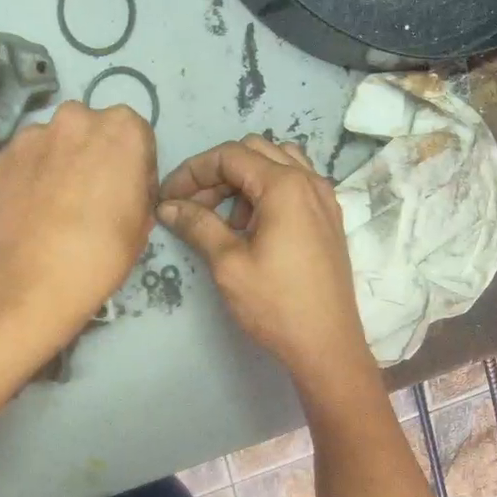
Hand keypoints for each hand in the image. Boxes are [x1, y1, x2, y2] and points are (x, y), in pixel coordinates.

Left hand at [0, 101, 156, 329]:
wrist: (35, 280)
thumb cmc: (102, 253)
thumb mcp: (141, 225)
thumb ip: (136, 193)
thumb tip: (123, 193)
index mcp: (122, 129)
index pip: (135, 137)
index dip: (133, 167)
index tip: (125, 194)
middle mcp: (76, 118)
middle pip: (90, 131)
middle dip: (92, 156)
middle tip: (89, 198)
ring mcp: (32, 136)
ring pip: (52, 144)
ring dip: (57, 164)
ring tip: (54, 207)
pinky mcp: (0, 158)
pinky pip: (22, 164)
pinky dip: (27, 180)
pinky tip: (30, 213)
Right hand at [158, 136, 371, 379]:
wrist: (326, 343)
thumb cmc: (275, 304)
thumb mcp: (229, 264)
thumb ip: (198, 226)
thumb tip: (168, 207)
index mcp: (285, 186)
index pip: (230, 156)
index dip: (193, 171)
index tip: (168, 198)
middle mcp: (309, 181)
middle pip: (254, 152)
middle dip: (217, 173)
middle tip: (191, 207)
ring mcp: (324, 199)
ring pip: (276, 165)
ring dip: (243, 180)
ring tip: (223, 218)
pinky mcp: (328, 219)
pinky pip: (293, 186)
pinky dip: (265, 193)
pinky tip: (251, 228)